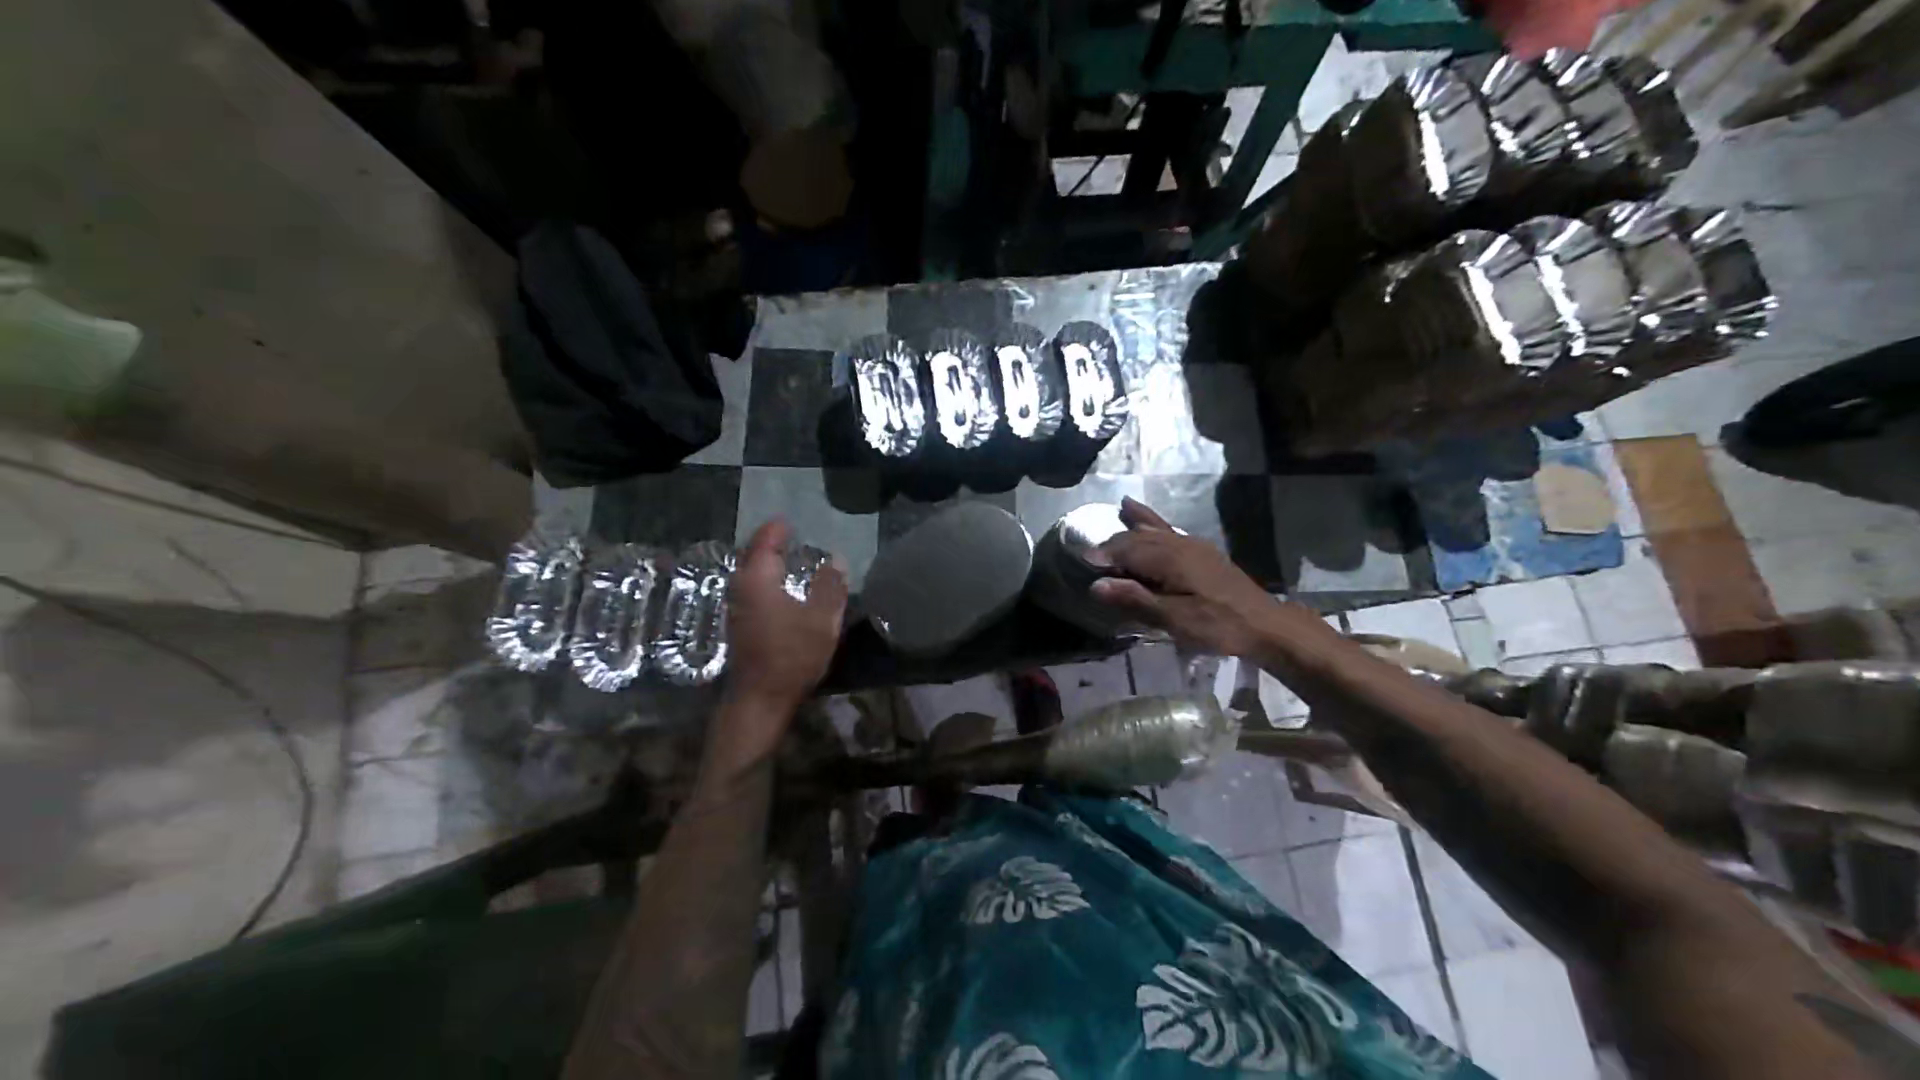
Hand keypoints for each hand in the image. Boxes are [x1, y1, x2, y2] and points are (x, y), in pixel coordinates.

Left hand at [723, 519, 848, 716]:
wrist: (760, 699)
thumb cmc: (791, 654)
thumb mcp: (821, 619)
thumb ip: (830, 586)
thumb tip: (836, 560)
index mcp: (758, 579)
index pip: (765, 541)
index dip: (777, 529)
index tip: (790, 521)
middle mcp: (741, 588)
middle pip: (753, 556)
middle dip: (770, 544)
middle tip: (791, 537)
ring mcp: (737, 609)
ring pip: (750, 575)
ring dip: (767, 564)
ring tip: (790, 560)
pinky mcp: (740, 626)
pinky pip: (752, 591)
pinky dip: (766, 583)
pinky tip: (783, 591)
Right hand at [1089, 498, 1289, 657]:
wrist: (1265, 625)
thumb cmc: (1218, 625)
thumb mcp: (1174, 619)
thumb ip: (1135, 599)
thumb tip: (1096, 585)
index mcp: (1171, 559)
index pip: (1127, 550)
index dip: (1104, 555)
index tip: (1083, 562)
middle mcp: (1180, 544)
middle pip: (1139, 537)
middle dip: (1115, 543)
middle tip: (1094, 556)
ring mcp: (1193, 545)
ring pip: (1155, 530)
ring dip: (1133, 527)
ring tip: (1117, 515)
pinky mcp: (1202, 552)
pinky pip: (1169, 530)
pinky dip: (1153, 520)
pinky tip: (1144, 516)